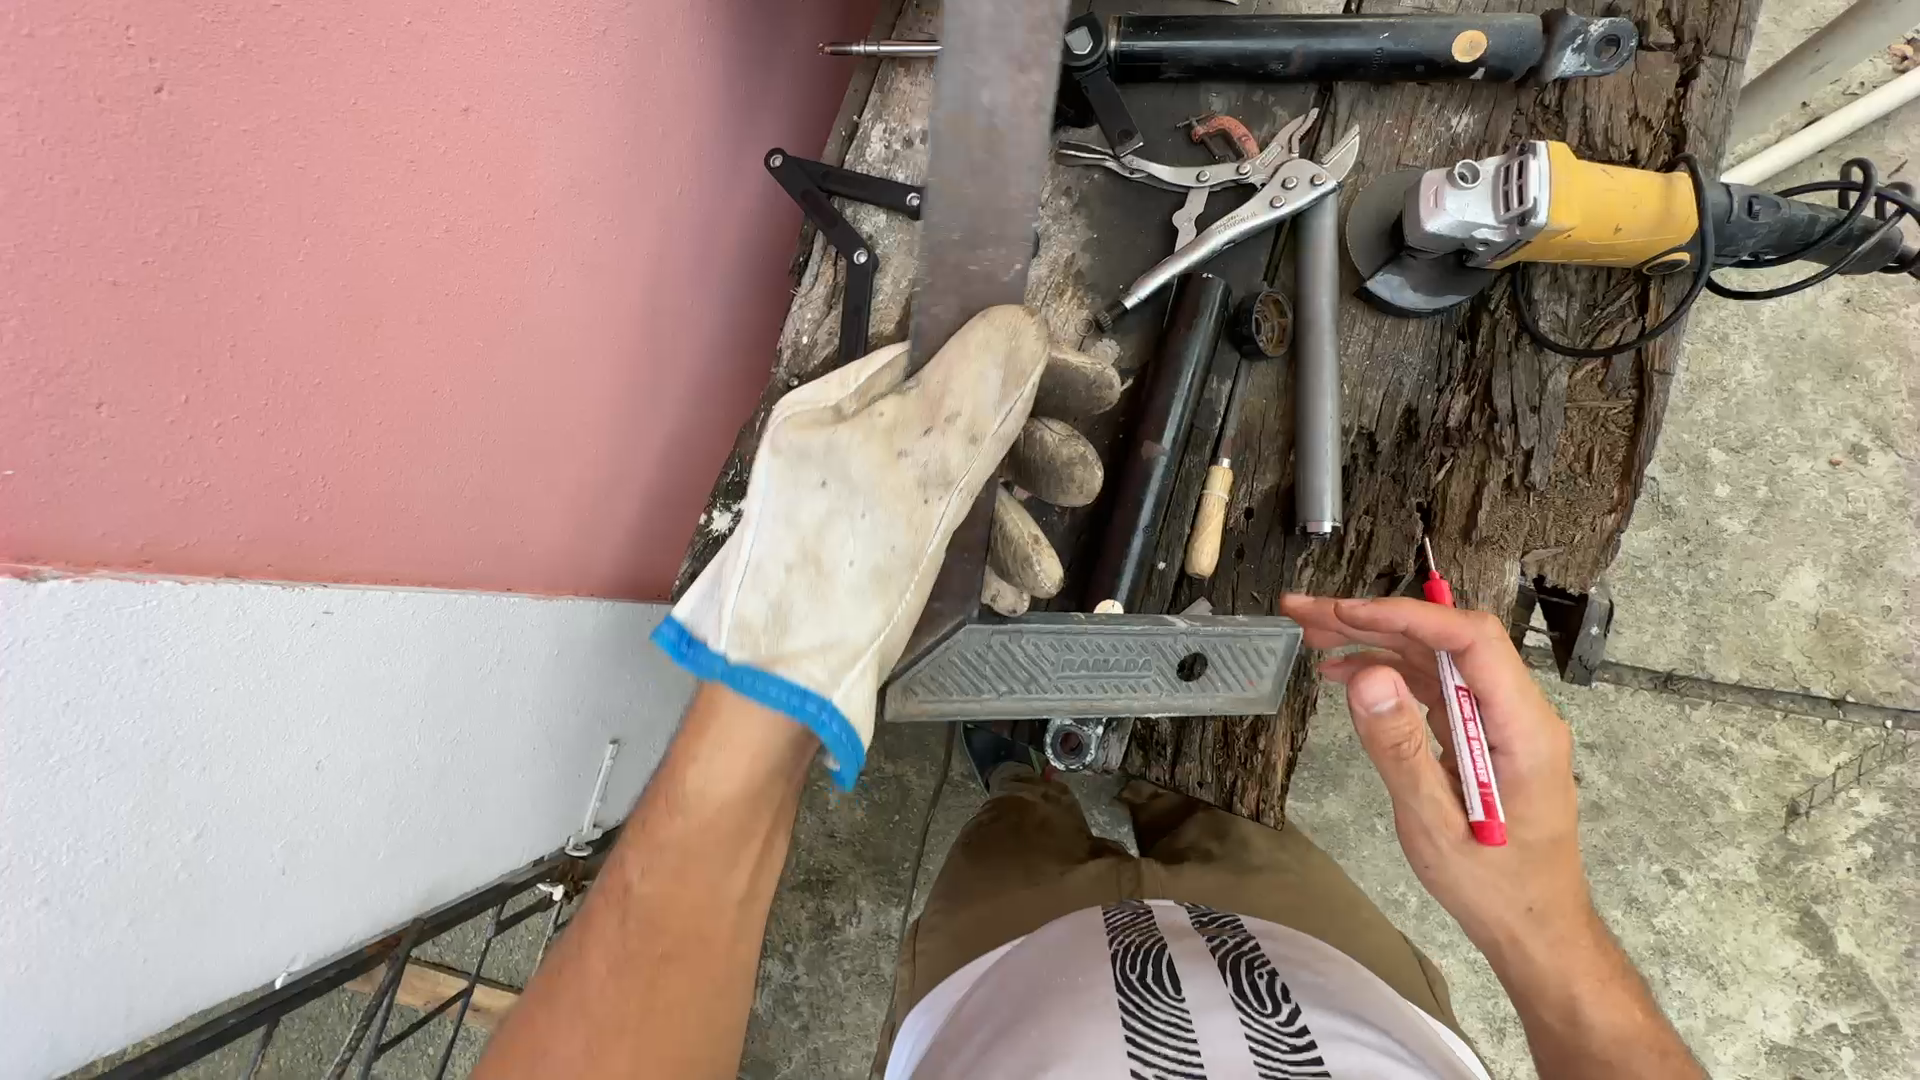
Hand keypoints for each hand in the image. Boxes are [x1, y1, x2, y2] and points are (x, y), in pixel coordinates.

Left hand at [657, 307, 1048, 788]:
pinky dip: (985, 563)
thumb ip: (966, 401)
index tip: (1087, 386)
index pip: (943, 358)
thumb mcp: (905, 473)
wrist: (787, 693)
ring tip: (1042, 571)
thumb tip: (1022, 326)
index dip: (1020, 366)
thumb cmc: (838, 570)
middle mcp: (854, 449)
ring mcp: (871, 509)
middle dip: (1030, 458)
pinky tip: (1012, 592)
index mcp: (840, 407)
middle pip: (964, 428)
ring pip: (963, 492)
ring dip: (1014, 528)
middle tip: (1082, 483)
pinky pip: (948, 540)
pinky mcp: (887, 560)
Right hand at [1277, 595, 1600, 962]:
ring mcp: (1493, 718)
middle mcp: (1513, 709)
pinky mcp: (1473, 730)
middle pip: (1443, 640)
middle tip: (1303, 613)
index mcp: (1521, 726)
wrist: (1533, 928)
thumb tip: (1366, 676)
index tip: (1344, 613)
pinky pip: (1428, 684)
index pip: (1471, 640)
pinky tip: (1340, 673)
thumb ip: (1401, 748)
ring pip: (1430, 657)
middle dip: (1372, 620)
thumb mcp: (1435, 824)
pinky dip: (1381, 672)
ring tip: (1309, 633)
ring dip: (1370, 640)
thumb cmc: (1493, 886)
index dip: (1406, 616)